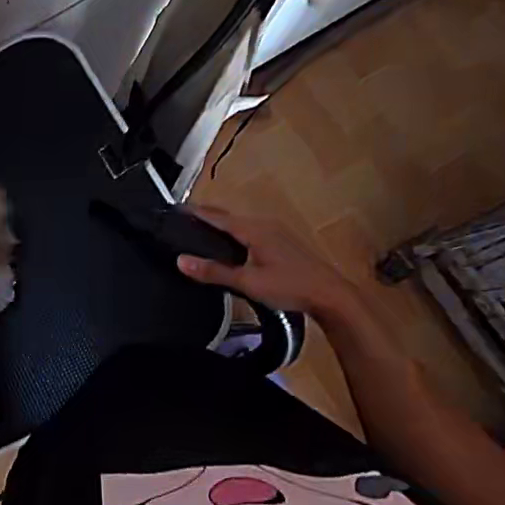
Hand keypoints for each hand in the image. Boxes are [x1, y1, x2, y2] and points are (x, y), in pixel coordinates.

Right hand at [175, 205, 358, 320]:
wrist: (329, 294)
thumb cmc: (289, 286)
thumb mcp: (247, 282)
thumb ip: (213, 272)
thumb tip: (182, 261)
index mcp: (254, 229)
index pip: (217, 216)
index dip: (195, 212)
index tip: (175, 209)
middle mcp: (265, 224)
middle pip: (229, 216)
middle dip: (206, 216)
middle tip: (184, 220)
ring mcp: (277, 232)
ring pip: (242, 224)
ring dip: (222, 225)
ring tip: (202, 232)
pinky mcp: (284, 243)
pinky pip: (252, 231)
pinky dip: (236, 234)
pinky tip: (233, 247)